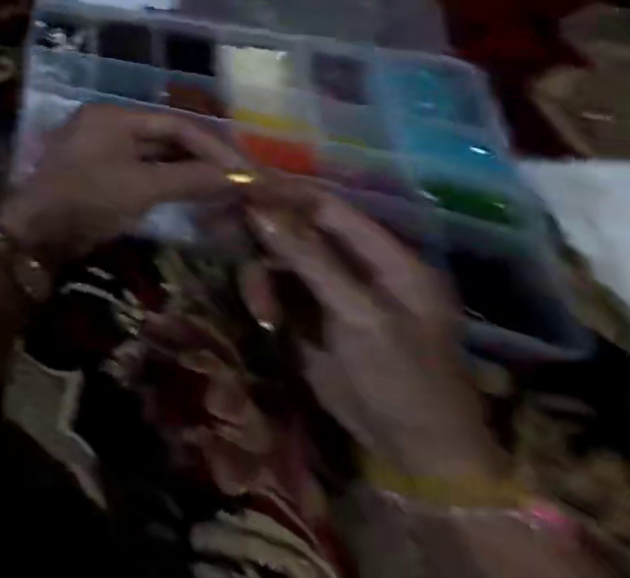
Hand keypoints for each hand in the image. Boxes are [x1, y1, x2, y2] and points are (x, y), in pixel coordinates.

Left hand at [3, 104, 244, 269]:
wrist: (38, 228)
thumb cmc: (87, 197)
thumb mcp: (144, 187)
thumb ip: (195, 179)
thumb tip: (248, 179)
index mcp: (110, 116)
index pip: (175, 124)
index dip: (216, 149)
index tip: (251, 174)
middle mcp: (104, 125)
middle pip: (167, 137)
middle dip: (207, 160)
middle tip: (247, 184)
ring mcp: (100, 148)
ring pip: (157, 156)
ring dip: (192, 173)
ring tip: (231, 193)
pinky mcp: (100, 173)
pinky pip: (143, 171)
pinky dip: (171, 183)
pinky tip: (199, 198)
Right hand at [245, 185, 506, 480]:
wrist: (411, 446)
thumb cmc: (402, 377)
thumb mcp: (358, 314)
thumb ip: (309, 258)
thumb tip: (258, 208)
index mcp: (391, 261)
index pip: (328, 208)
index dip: (282, 194)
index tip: (233, 186)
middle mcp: (361, 267)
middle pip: (297, 228)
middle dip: (260, 234)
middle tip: (219, 231)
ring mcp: (334, 289)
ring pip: (276, 256)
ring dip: (258, 275)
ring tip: (260, 309)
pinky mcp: (310, 310)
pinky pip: (272, 284)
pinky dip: (261, 295)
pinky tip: (263, 319)